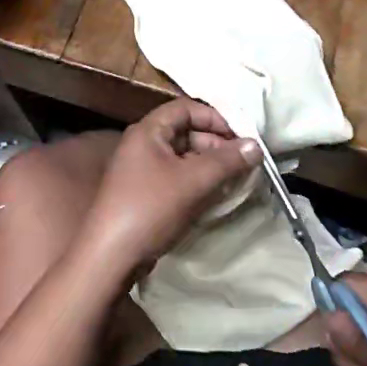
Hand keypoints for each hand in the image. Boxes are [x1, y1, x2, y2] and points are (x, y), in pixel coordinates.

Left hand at [76, 99, 260, 274]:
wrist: (110, 257)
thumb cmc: (151, 209)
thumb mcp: (194, 181)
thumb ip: (227, 160)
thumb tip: (256, 145)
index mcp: (148, 131)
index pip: (186, 108)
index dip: (215, 118)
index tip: (241, 136)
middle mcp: (142, 145)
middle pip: (186, 132)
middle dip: (217, 144)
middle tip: (242, 162)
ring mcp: (142, 170)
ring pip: (183, 157)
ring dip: (210, 164)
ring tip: (234, 179)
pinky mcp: (145, 194)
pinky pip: (177, 177)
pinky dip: (197, 181)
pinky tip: (215, 195)